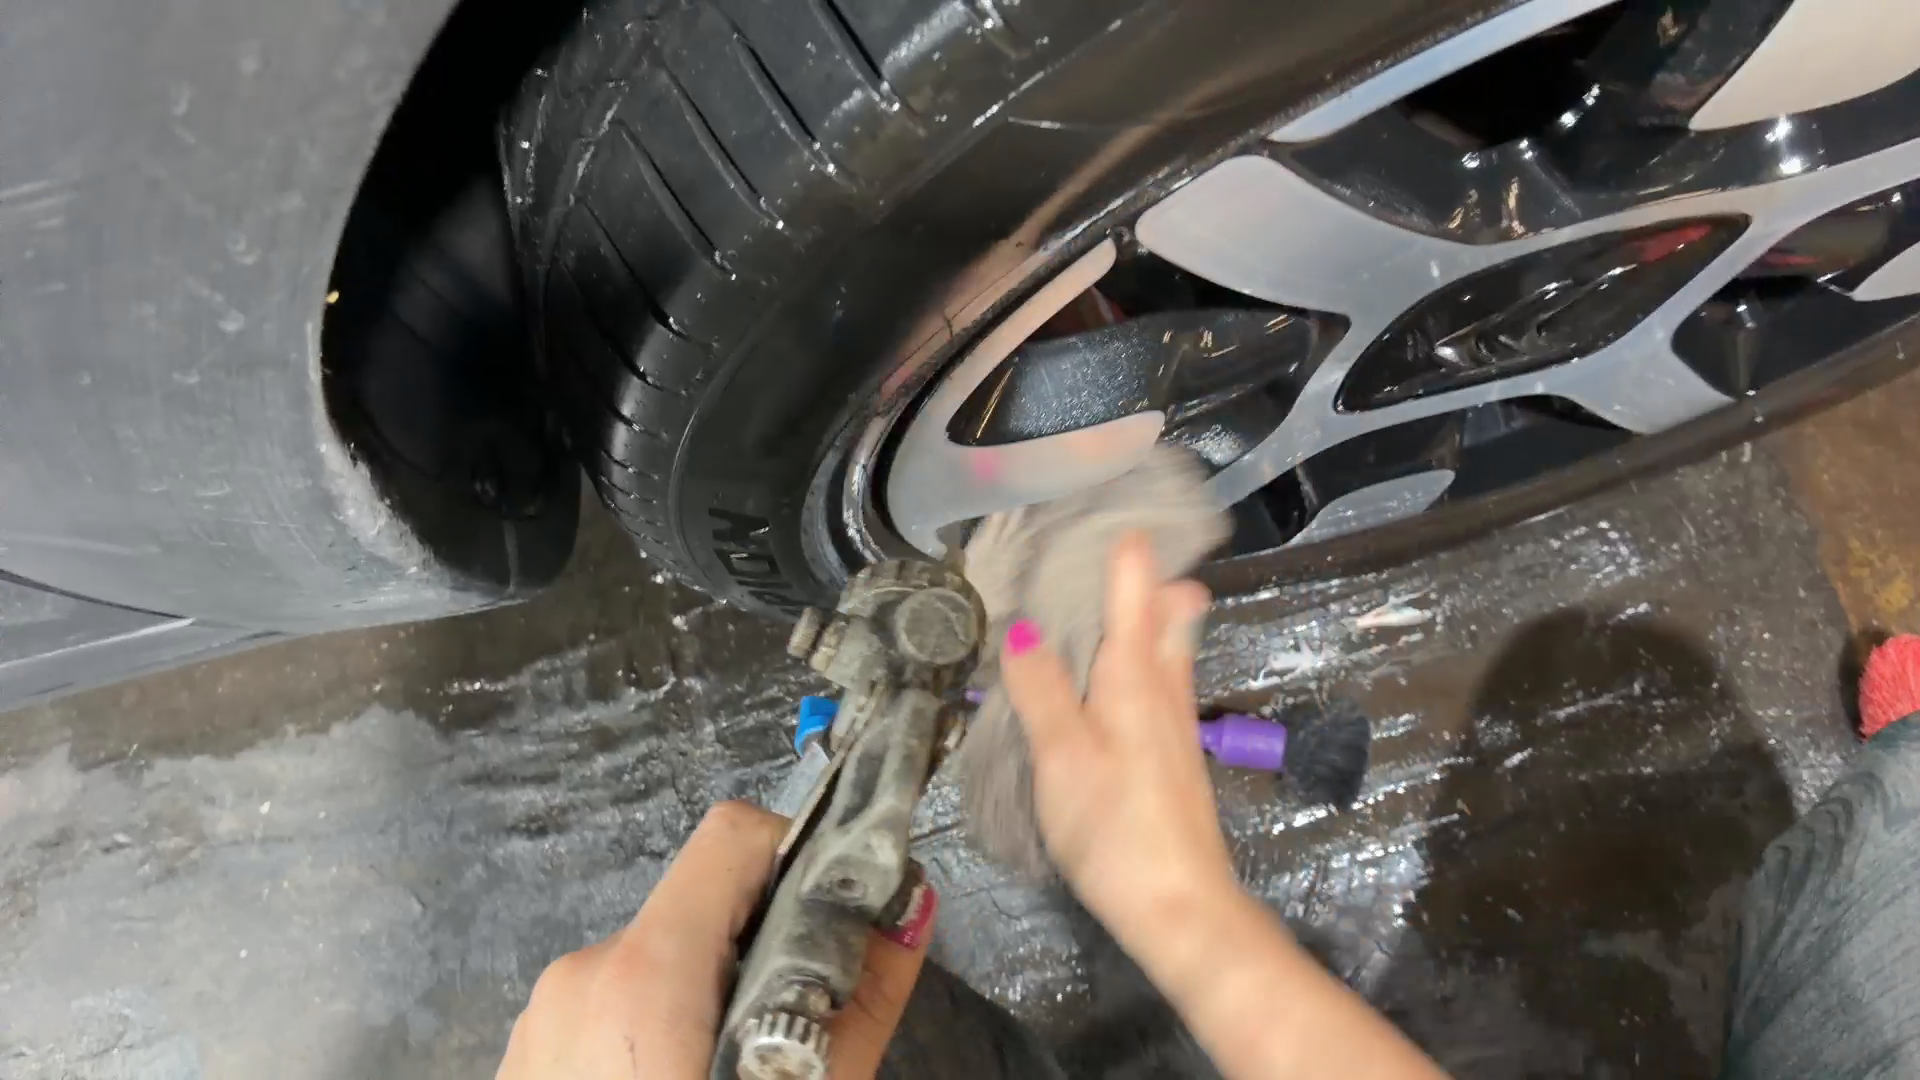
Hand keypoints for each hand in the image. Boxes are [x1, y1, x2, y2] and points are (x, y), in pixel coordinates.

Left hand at [496, 801, 933, 1079]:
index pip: (733, 837)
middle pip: (705, 902)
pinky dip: (673, 1027)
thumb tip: (911, 906)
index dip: (800, 854)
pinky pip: (622, 1005)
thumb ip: (860, 1003)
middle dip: (771, 941)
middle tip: (808, 1024)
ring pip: (667, 957)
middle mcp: (579, 977)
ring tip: (751, 1077)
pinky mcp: (528, 1062)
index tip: (840, 914)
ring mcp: (540, 1025)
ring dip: (725, 991)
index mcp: (640, 976)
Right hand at [999, 531, 1234, 941]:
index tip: (1105, 514)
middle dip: (1151, 575)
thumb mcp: (1060, 754)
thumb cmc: (1115, 824)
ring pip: (1171, 644)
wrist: (1180, 906)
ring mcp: (1177, 718)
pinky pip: (1162, 678)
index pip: (1140, 587)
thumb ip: (1040, 688)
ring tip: (1099, 603)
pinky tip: (1107, 677)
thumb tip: (1023, 629)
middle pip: (1173, 609)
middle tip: (1103, 560)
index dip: (1127, 546)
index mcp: (1136, 674)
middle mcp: (1165, 685)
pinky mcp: (1174, 749)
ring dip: (1147, 614)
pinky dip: (1141, 656)